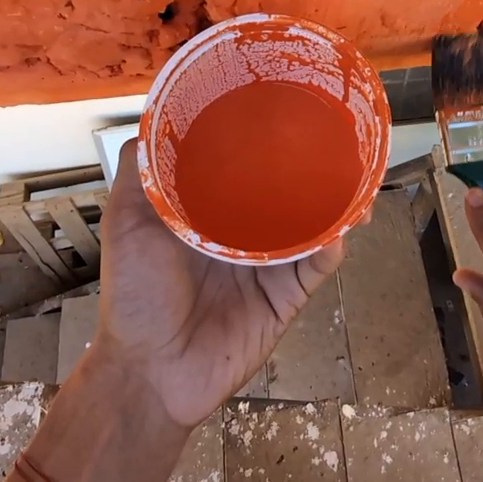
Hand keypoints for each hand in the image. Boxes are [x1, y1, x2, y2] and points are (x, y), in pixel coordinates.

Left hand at [94, 139, 346, 426]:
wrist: (149, 372)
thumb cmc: (134, 297)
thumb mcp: (126, 223)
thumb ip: (138, 177)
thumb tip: (153, 123)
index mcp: (214, 212)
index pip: (249, 169)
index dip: (269, 143)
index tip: (288, 111)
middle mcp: (246, 233)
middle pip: (290, 193)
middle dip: (317, 170)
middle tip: (337, 143)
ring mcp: (269, 265)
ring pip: (314, 226)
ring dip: (339, 204)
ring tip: (356, 181)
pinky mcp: (286, 297)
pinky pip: (317, 266)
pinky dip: (333, 246)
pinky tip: (343, 227)